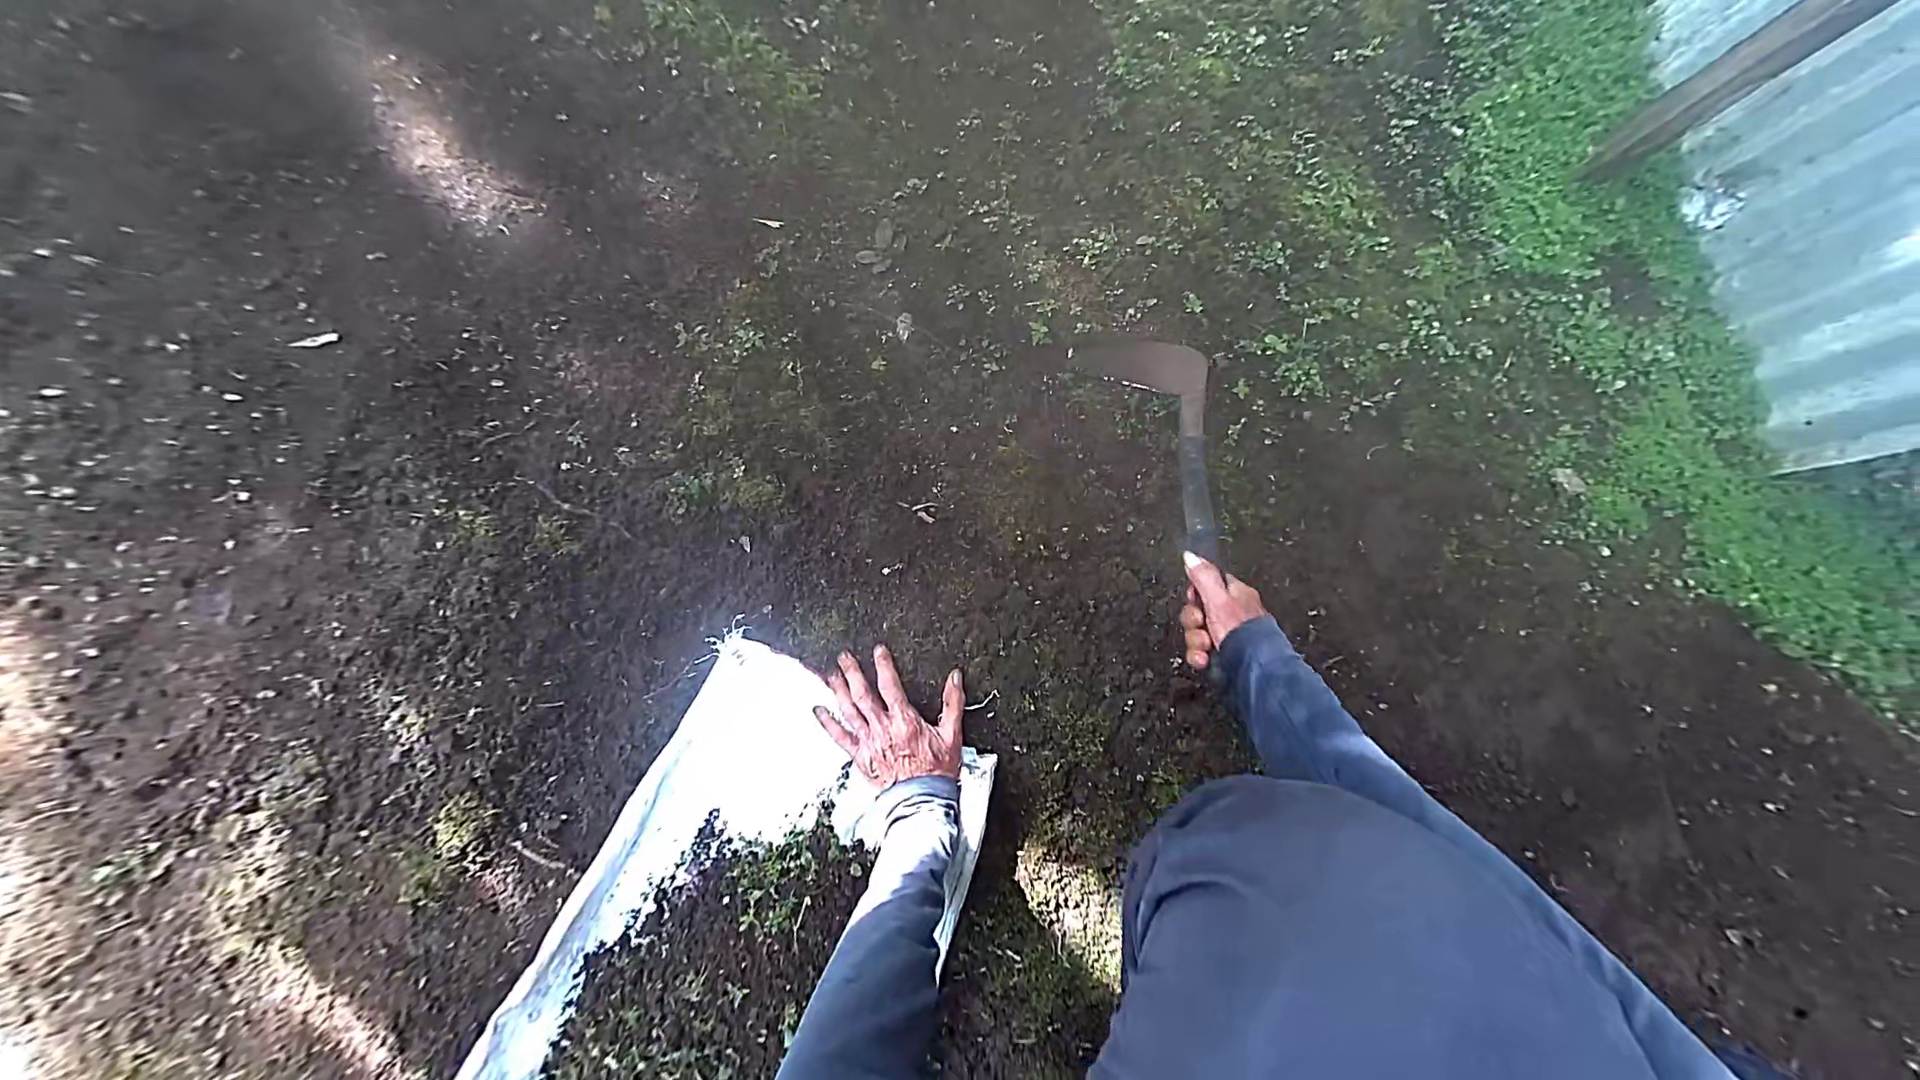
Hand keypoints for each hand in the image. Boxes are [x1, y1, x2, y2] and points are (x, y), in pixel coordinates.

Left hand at [814, 645, 963, 786]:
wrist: (923, 802)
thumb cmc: (938, 770)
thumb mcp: (952, 734)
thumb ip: (952, 703)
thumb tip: (955, 677)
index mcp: (905, 720)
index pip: (890, 685)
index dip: (883, 665)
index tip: (878, 651)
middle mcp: (883, 728)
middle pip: (863, 695)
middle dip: (852, 673)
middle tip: (844, 657)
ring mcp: (869, 743)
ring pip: (849, 711)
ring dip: (838, 691)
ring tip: (831, 675)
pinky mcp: (860, 757)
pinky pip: (840, 737)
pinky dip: (828, 723)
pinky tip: (819, 711)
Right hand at [1180, 551, 1266, 669]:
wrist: (1255, 669)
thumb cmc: (1244, 633)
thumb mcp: (1218, 598)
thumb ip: (1203, 576)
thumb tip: (1190, 555)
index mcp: (1235, 595)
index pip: (1206, 584)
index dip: (1195, 594)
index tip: (1196, 601)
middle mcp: (1230, 614)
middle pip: (1196, 610)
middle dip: (1193, 621)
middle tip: (1202, 625)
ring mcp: (1225, 635)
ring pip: (1195, 632)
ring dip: (1195, 640)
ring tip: (1207, 645)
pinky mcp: (1220, 655)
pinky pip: (1198, 651)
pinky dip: (1198, 655)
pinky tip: (1205, 658)